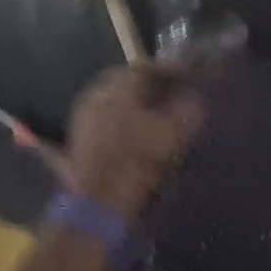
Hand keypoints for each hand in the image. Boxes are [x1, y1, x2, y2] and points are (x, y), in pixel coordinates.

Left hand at [66, 63, 205, 219]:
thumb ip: (186, 111)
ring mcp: (82, 115)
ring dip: (131, 101)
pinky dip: (118, 118)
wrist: (98, 203)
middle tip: (169, 93)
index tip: (185, 77)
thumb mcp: (171, 136)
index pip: (145, 67)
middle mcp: (96, 93)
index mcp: (117, 87)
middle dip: (147, 84)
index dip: (168, 70)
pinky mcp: (76, 136)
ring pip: (111, 98)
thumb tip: (194, 98)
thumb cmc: (136, 164)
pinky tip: (131, 131)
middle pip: (124, 79)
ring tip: (152, 113)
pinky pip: (102, 116)